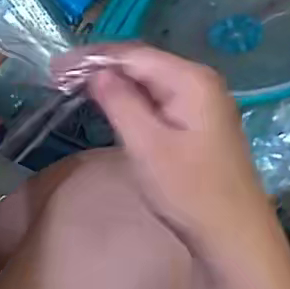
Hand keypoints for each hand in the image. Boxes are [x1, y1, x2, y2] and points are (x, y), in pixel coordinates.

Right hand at [64, 42, 267, 249]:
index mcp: (191, 80)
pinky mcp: (198, 120)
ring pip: (148, 79)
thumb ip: (119, 102)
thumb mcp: (146, 145)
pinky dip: (129, 96)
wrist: (233, 234)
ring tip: (75, 87)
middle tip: (59, 77)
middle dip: (100, 66)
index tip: (56, 69)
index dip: (92, 57)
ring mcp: (202, 101)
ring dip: (112, 80)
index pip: (133, 54)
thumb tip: (95, 71)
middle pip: (142, 62)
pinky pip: (157, 96)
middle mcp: (200, 81)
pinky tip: (109, 103)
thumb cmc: (188, 190)